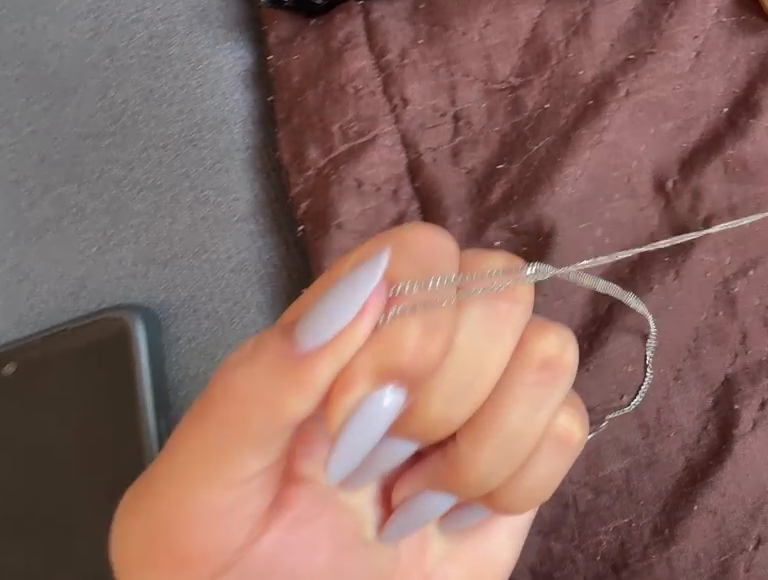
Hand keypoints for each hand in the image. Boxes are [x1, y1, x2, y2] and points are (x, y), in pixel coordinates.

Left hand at [111, 224, 587, 579]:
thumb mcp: (195, 506)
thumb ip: (255, 387)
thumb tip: (358, 288)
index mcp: (347, 331)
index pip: (423, 250)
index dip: (410, 320)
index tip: (353, 415)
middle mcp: (432, 342)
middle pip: (504, 288)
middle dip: (445, 397)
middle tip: (380, 465)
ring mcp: (492, 390)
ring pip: (551, 350)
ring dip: (484, 448)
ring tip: (420, 498)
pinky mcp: (536, 444)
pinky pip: (572, 423)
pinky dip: (517, 485)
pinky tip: (460, 516)